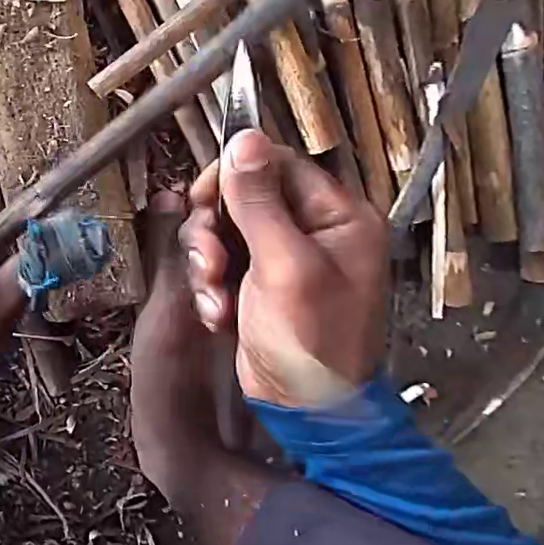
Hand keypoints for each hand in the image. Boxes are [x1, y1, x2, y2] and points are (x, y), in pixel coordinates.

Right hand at [182, 130, 388, 407]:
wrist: (303, 407)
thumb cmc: (309, 339)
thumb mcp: (283, 264)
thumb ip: (259, 200)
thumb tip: (244, 137)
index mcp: (337, 216)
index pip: (278, 163)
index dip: (235, 174)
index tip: (206, 199)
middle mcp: (310, 229)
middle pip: (241, 195)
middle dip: (214, 228)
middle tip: (210, 260)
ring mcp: (281, 255)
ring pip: (222, 227)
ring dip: (206, 260)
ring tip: (213, 294)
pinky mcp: (255, 279)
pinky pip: (218, 259)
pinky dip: (210, 283)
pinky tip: (218, 311)